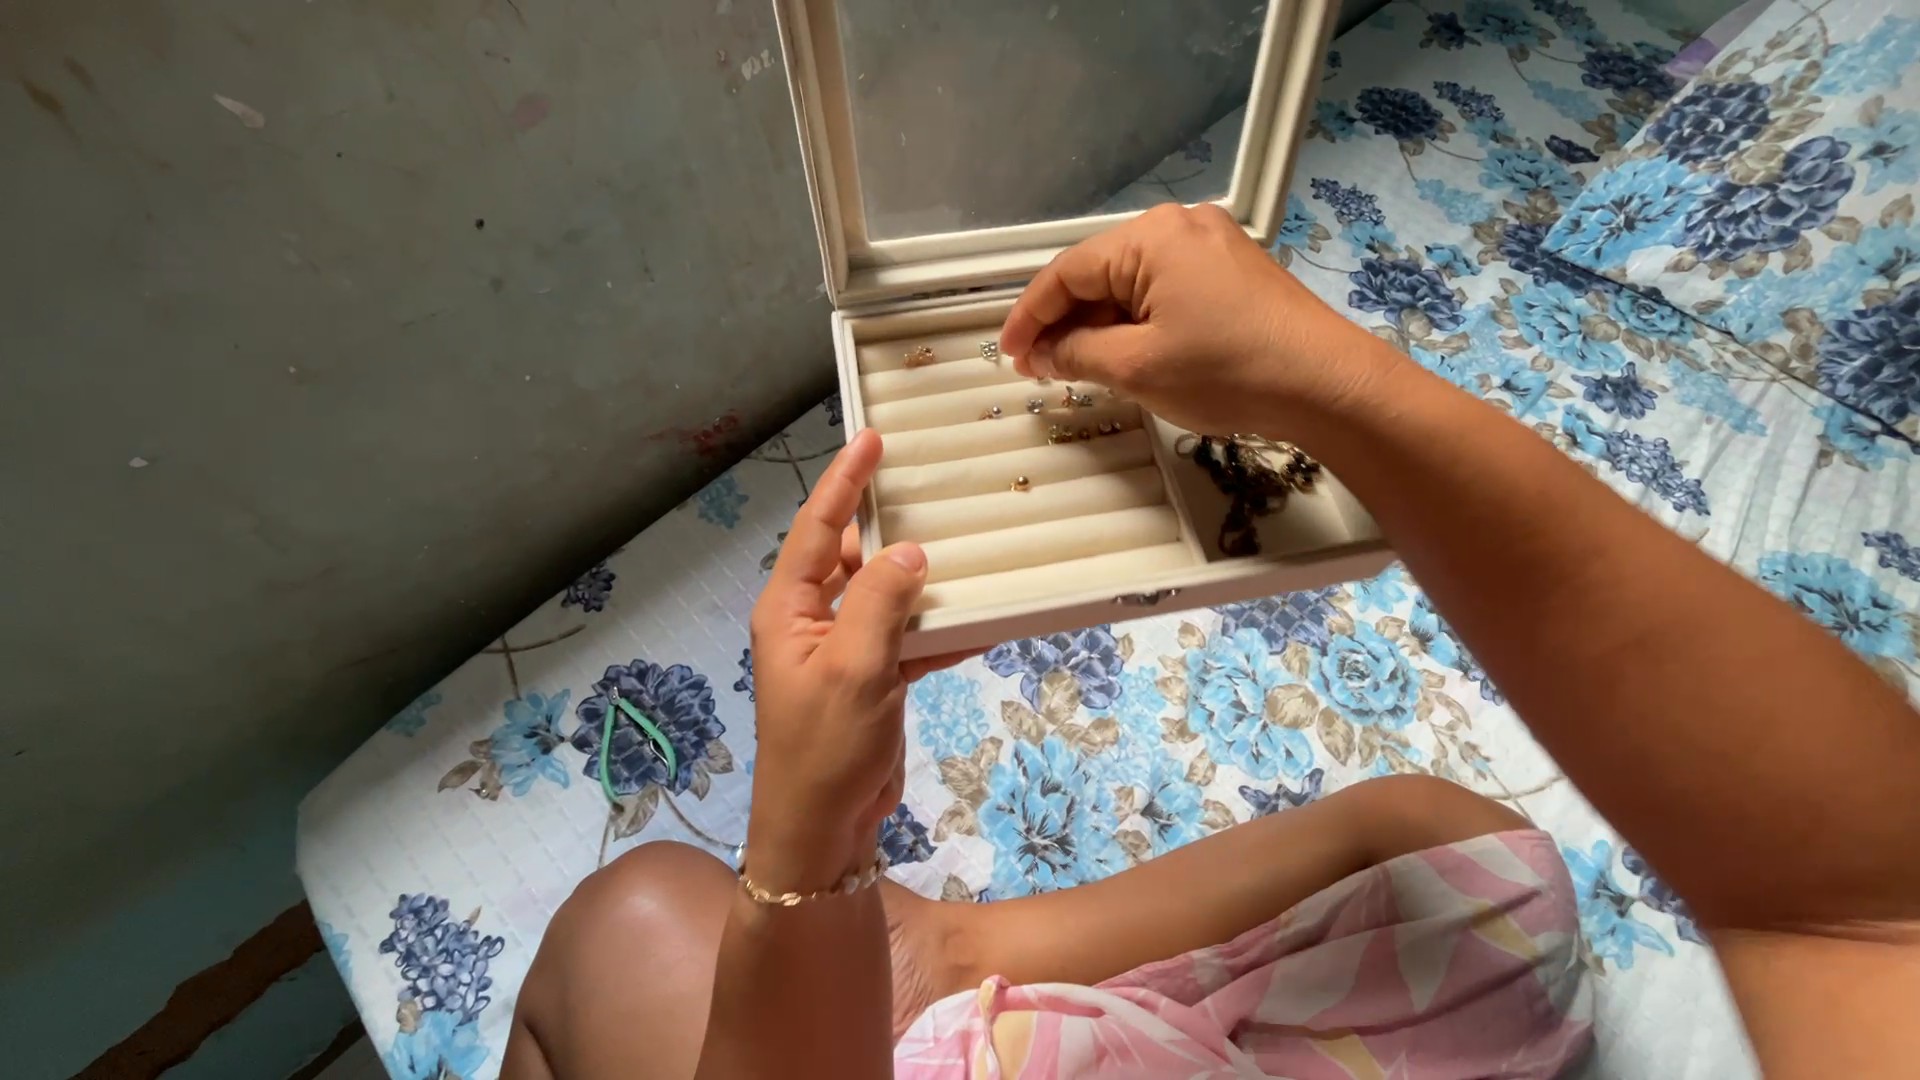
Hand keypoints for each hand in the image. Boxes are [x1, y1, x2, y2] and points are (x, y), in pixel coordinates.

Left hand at [746, 429, 975, 889]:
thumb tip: (911, 552)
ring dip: (922, 579)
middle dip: (890, 526)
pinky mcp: (874, 677)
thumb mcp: (853, 668)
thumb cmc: (824, 746)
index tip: (870, 438)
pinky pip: (908, 639)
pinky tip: (980, 620)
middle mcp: (814, 619)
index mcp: (791, 607)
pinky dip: (939, 630)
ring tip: (965, 545)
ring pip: (887, 596)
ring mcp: (846, 648)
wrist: (824, 828)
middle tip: (931, 487)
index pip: (819, 528)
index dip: (843, 481)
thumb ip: (881, 603)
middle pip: (855, 556)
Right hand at [998, 203, 1405, 437]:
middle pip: (1098, 274)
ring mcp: (1210, 246)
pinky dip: (1134, 323)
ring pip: (1130, 285)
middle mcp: (1179, 226)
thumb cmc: (1225, 372)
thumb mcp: (1136, 367)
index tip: (1008, 357)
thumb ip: (1076, 353)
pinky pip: (1163, 292)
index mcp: (1150, 237)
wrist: (1326, 384)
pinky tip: (1123, 353)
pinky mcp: (1231, 271)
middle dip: (1063, 323)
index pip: (1066, 273)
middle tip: (1039, 369)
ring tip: (1075, 368)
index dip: (1028, 317)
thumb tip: (1040, 354)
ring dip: (1098, 325)